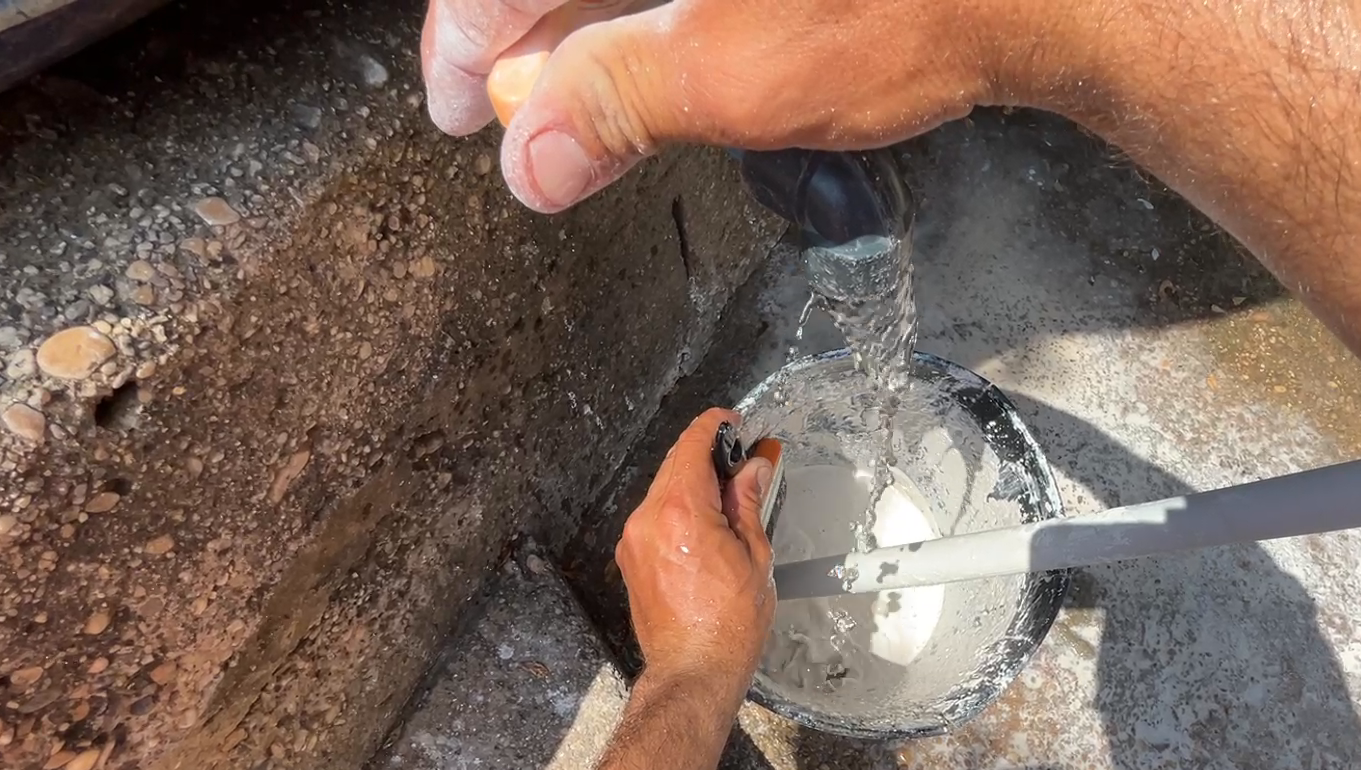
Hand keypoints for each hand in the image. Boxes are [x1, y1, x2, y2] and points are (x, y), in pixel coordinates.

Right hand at [421, 0, 1095, 211]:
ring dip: (582, 46)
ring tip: (571, 120)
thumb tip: (530, 163)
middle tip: (515, 129)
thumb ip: (618, 108)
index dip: (465, 44)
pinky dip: (640, 27)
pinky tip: (638, 73)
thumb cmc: (902, 9)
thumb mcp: (736, 75)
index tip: (458, 112)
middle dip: (526, 53)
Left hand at [617, 408, 775, 694]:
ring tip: (730, 494)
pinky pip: (655, 515)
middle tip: (743, 459)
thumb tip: (755, 467)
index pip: (692, 446)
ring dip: (695, 482)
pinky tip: (707, 521)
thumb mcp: (755, 557)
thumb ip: (748, 503)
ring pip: (664, 489)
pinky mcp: (631, 557)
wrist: (693, 671)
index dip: (714, 426)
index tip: (733, 422)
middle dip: (708, 455)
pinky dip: (680, 507)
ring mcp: (634, 539)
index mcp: (682, 512)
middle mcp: (648, 519)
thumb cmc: (730, 624)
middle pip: (676, 464)